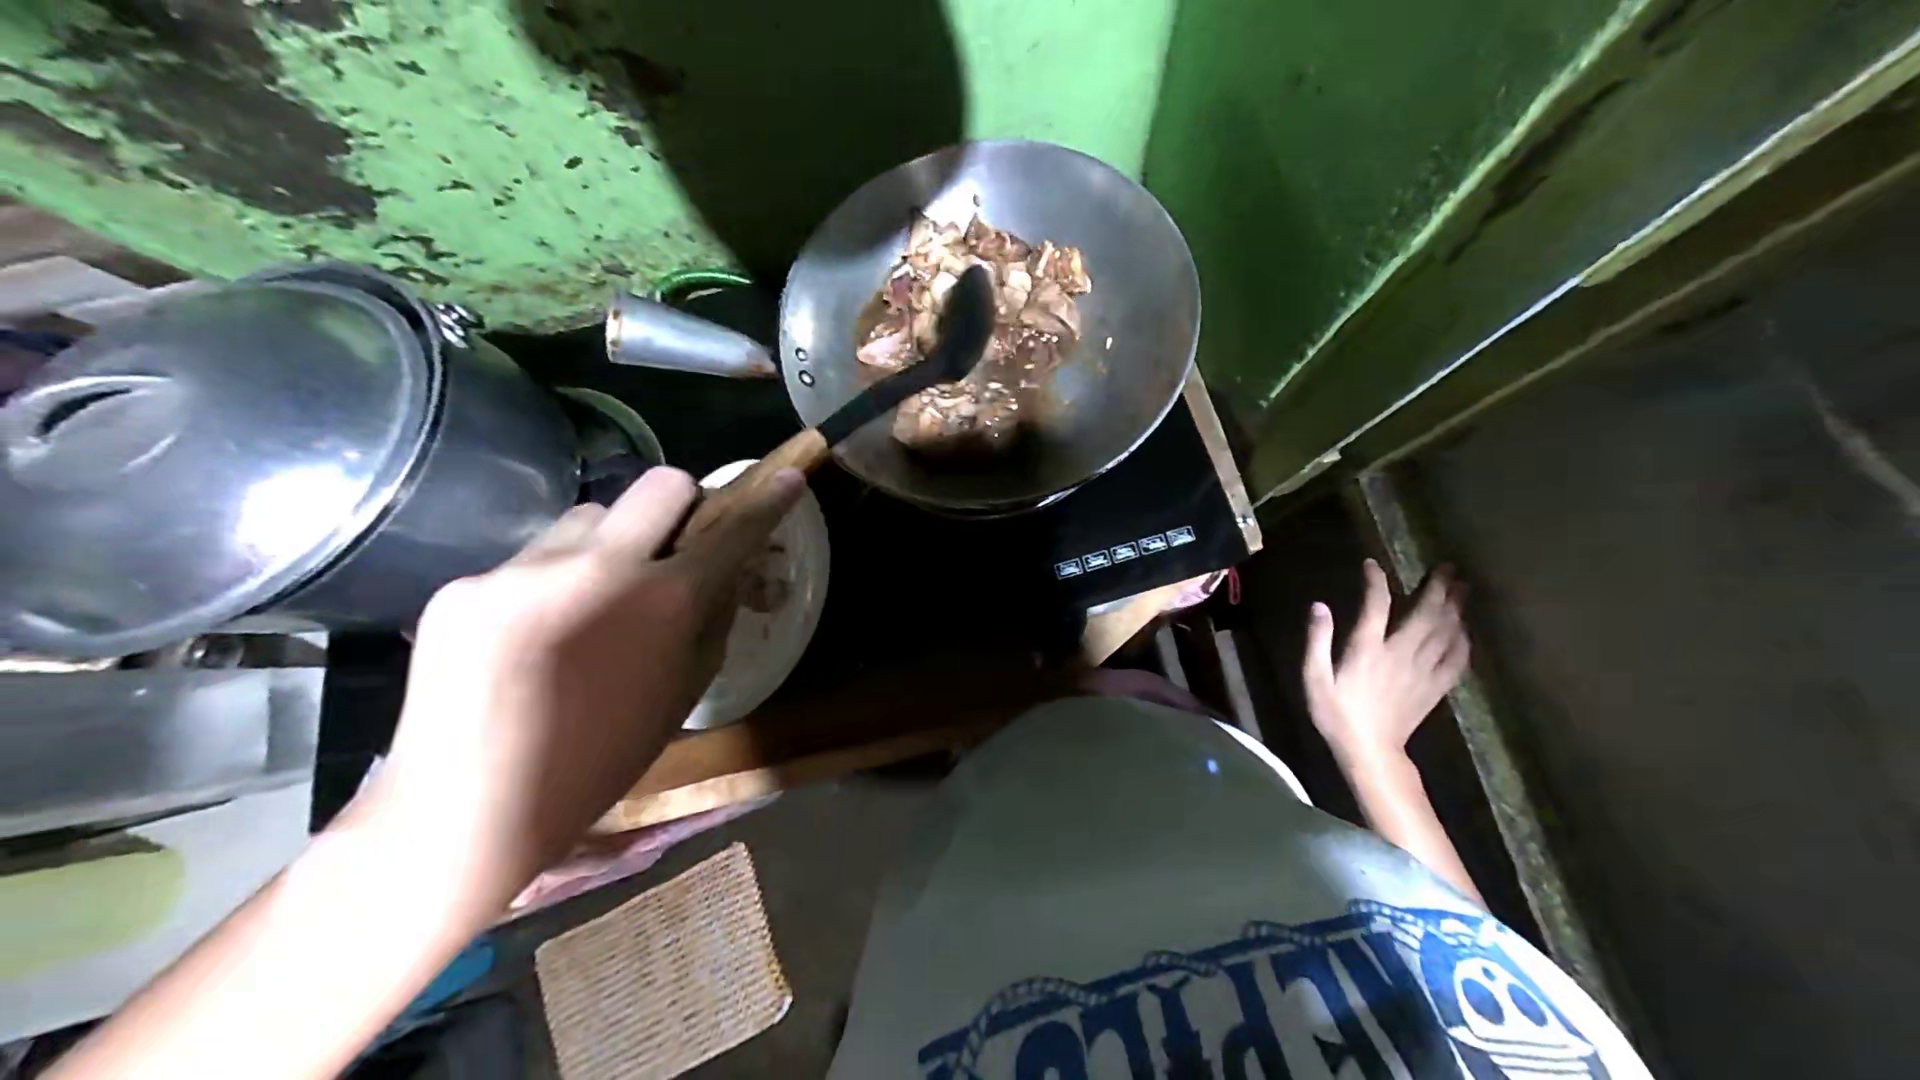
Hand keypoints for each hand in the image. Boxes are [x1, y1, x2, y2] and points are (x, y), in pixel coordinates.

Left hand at [366, 466, 804, 908]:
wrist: (468, 810)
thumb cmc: (600, 759)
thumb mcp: (682, 694)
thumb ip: (711, 621)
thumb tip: (723, 572)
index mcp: (661, 603)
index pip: (729, 532)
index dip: (764, 502)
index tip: (784, 479)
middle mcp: (594, 567)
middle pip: (658, 484)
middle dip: (679, 503)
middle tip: (669, 546)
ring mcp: (520, 570)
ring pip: (587, 518)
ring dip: (607, 545)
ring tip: (590, 600)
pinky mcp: (464, 585)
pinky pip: (528, 559)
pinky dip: (549, 581)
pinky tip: (533, 634)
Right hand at [1303, 559, 1469, 768]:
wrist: (1369, 750)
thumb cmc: (1335, 713)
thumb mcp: (1314, 678)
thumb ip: (1317, 640)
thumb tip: (1319, 606)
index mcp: (1367, 649)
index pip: (1375, 604)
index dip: (1375, 581)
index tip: (1372, 564)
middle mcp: (1400, 654)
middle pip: (1425, 613)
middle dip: (1437, 587)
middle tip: (1447, 567)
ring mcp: (1423, 670)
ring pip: (1446, 632)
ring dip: (1456, 607)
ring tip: (1462, 588)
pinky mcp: (1436, 687)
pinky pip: (1457, 659)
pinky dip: (1464, 640)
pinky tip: (1465, 630)